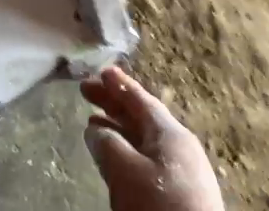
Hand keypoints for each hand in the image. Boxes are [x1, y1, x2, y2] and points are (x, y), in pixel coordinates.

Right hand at [81, 67, 223, 210]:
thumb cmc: (159, 202)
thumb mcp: (124, 169)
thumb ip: (106, 144)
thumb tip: (94, 129)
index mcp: (170, 132)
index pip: (141, 99)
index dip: (119, 84)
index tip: (100, 70)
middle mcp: (179, 145)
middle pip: (142, 117)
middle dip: (113, 103)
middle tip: (86, 91)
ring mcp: (182, 170)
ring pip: (144, 139)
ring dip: (118, 128)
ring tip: (93, 122)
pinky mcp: (180, 192)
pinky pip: (148, 158)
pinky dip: (127, 149)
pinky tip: (113, 157)